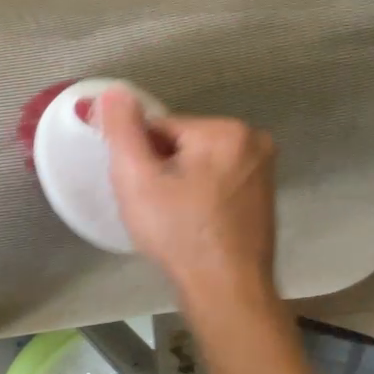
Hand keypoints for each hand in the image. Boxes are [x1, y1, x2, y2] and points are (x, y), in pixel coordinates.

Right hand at [98, 88, 278, 306]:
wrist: (223, 280)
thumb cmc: (175, 229)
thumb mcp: (135, 178)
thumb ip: (122, 131)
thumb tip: (111, 92)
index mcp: (224, 130)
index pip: (158, 126)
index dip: (137, 156)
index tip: (135, 187)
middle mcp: (253, 139)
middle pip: (179, 141)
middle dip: (156, 166)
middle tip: (148, 202)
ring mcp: (263, 165)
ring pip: (195, 160)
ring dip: (173, 179)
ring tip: (165, 212)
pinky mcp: (261, 189)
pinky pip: (213, 176)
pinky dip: (193, 191)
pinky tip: (186, 217)